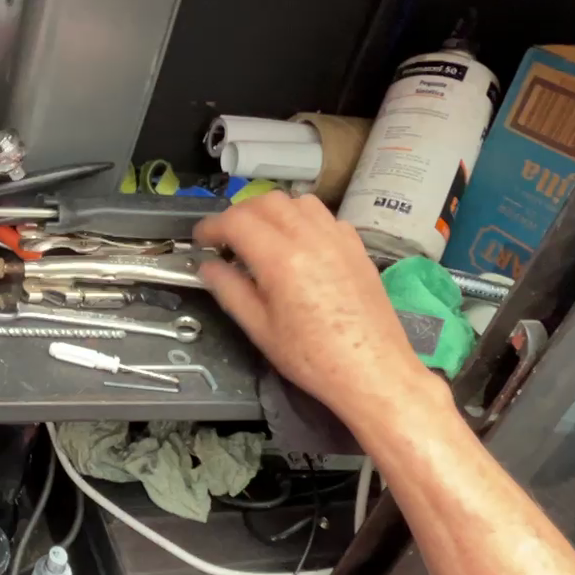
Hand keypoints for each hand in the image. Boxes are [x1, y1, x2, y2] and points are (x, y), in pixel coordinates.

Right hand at [194, 191, 444, 431]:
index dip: (211, 227)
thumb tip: (208, 268)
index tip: (201, 241)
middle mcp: (311, 238)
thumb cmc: (314, 358)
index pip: (236, 222)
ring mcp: (338, 239)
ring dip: (271, 211)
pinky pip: (323, 216)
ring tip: (260, 236)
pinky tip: (297, 244)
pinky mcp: (356, 247)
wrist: (374, 372)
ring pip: (297, 201)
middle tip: (226, 240)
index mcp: (282, 260)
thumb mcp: (260, 330)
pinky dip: (301, 219)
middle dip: (238, 215)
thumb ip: (229, 291)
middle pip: (265, 202)